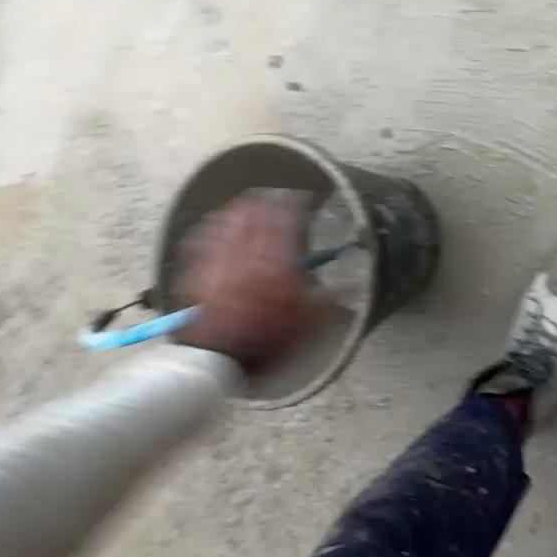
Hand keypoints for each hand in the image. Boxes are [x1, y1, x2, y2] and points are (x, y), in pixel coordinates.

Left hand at [176, 191, 318, 374]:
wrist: (219, 359)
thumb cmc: (267, 340)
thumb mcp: (306, 321)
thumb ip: (329, 296)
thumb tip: (356, 283)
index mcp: (278, 264)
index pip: (286, 222)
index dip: (294, 206)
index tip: (301, 199)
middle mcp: (249, 256)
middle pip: (256, 216)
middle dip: (266, 202)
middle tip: (274, 197)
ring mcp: (222, 262)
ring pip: (230, 223)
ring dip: (240, 209)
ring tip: (246, 202)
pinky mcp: (201, 272)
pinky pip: (204, 240)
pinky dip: (212, 227)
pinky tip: (215, 224)